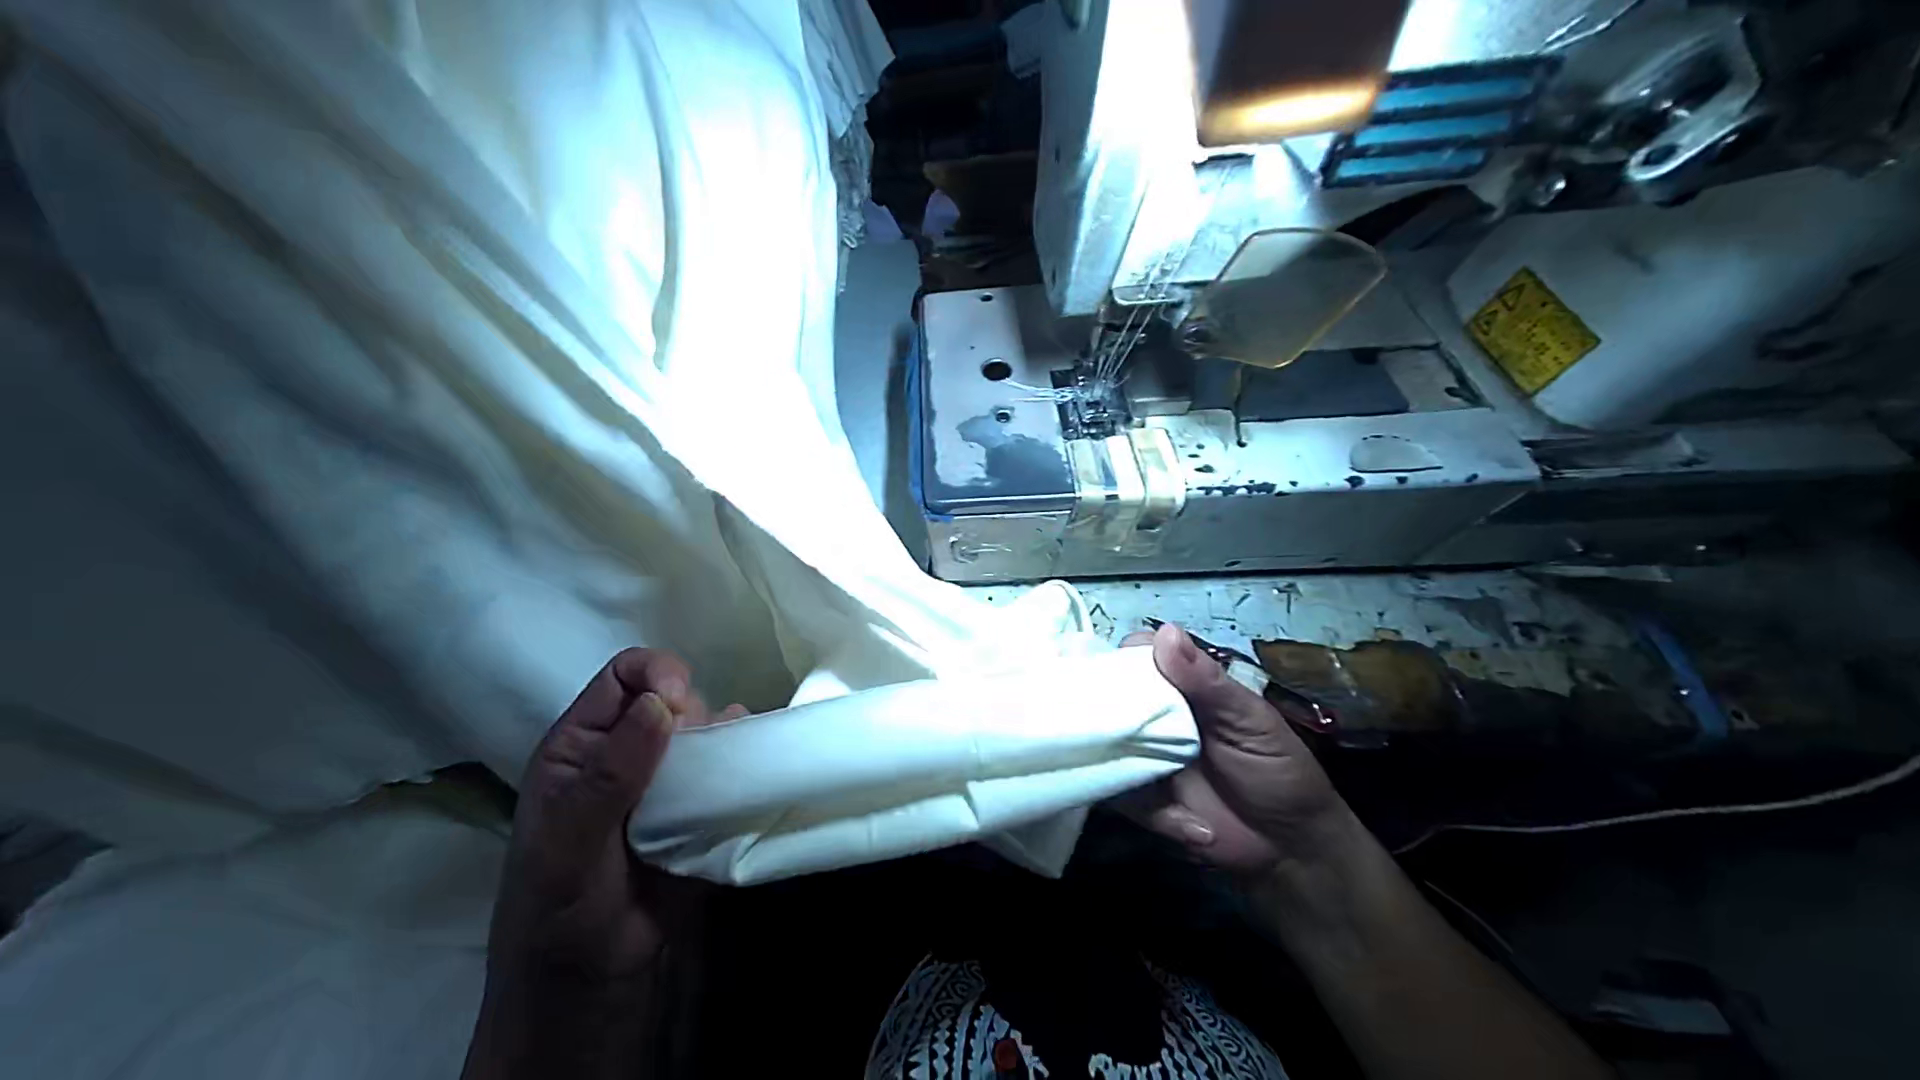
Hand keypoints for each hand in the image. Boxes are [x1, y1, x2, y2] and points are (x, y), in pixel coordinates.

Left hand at [463, 648, 741, 1079]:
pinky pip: (727, 767)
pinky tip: (747, 771)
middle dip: (692, 715)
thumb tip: (660, 704)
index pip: (623, 676)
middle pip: (672, 697)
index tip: (681, 705)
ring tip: (724, 771)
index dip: (655, 675)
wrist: (592, 982)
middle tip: (697, 759)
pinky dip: (740, 762)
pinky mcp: (699, 805)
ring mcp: (665, 779)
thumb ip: (608, 777)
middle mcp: (625, 751)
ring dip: (721, 740)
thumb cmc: (558, 912)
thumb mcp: (567, 848)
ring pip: (705, 730)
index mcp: (581, 746)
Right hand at [1131, 623, 1355, 879]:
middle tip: (1139, 741)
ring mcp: (1140, 757)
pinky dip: (1155, 814)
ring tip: (1177, 793)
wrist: (1291, 850)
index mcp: (1181, 686)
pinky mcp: (1136, 798)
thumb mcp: (1250, 720)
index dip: (1123, 660)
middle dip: (1109, 718)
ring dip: (1132, 774)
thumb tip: (1165, 631)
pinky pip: (1118, 797)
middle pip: (1107, 699)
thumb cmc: (1278, 770)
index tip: (1122, 676)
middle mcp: (1152, 716)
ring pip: (1103, 749)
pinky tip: (1196, 827)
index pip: (1137, 656)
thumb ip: (1208, 680)